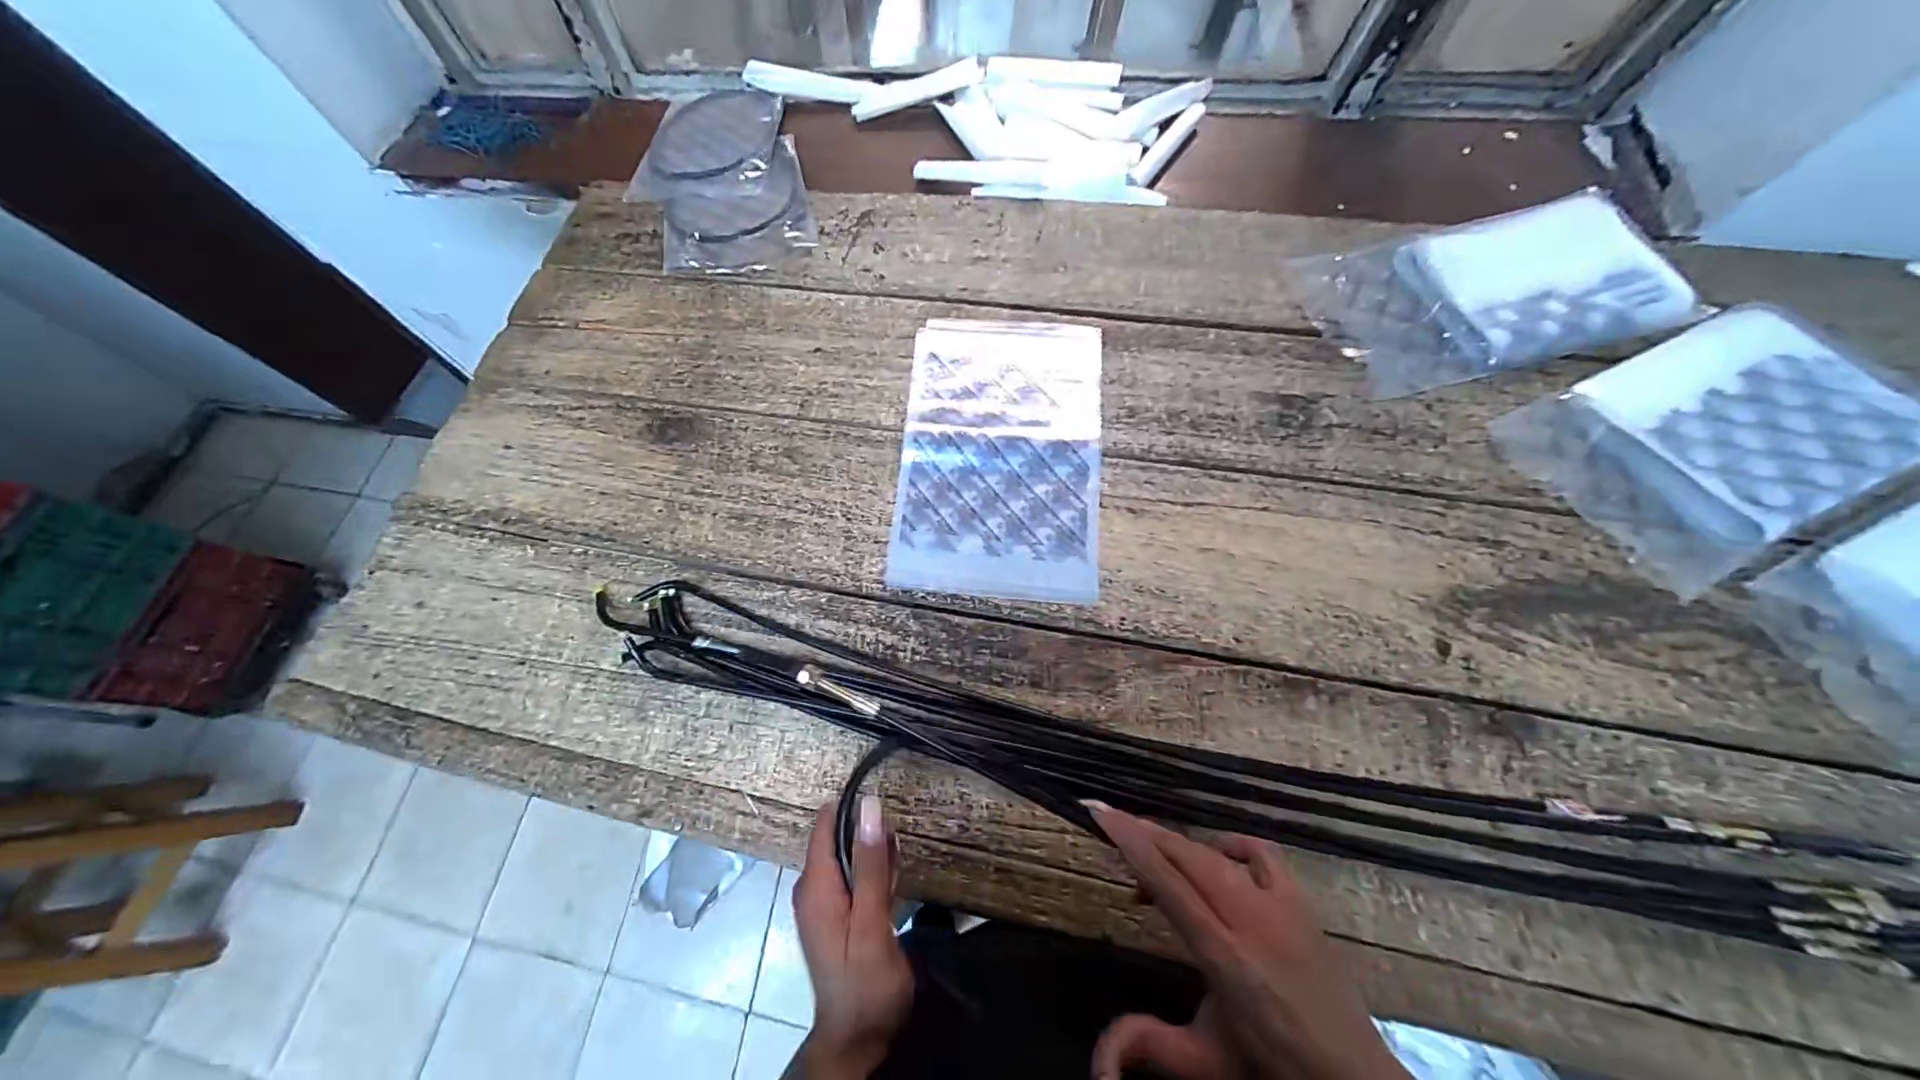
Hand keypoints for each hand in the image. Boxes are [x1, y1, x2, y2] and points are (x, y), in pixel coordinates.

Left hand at [791, 797, 913, 1079]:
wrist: (858, 1038)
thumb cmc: (866, 982)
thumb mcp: (872, 921)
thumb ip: (870, 864)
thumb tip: (869, 806)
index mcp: (816, 885)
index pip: (825, 824)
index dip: (852, 807)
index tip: (883, 804)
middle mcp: (813, 888)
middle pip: (841, 839)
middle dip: (871, 839)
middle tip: (896, 862)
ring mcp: (824, 902)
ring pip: (852, 857)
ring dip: (877, 859)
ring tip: (896, 881)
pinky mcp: (837, 914)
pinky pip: (855, 877)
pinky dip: (876, 876)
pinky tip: (892, 890)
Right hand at [1085, 802, 1410, 1079]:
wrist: (1355, 1078)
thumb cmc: (1271, 1066)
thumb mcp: (1203, 1061)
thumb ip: (1146, 1045)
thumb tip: (1096, 1063)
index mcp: (1224, 957)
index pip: (1167, 882)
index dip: (1130, 842)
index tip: (1099, 811)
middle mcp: (1252, 920)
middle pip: (1186, 856)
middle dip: (1143, 832)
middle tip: (1109, 821)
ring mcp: (1282, 907)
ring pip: (1216, 852)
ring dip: (1177, 844)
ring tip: (1150, 857)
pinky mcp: (1302, 904)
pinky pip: (1260, 854)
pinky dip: (1229, 845)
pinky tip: (1216, 858)